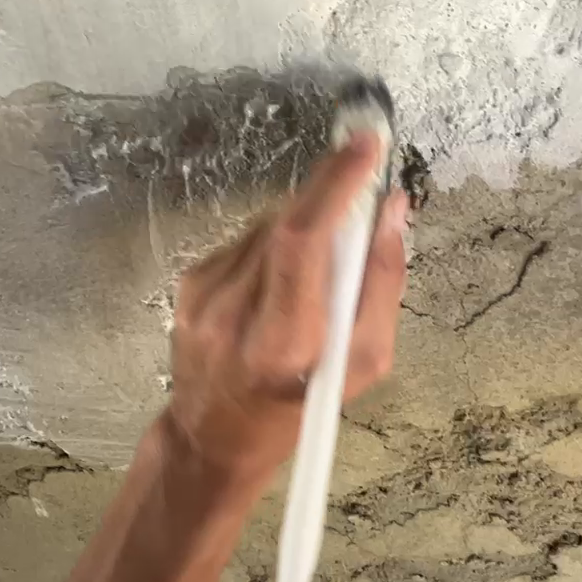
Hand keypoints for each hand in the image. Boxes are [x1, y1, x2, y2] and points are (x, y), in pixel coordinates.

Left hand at [163, 132, 409, 490]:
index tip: (365, 146)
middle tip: (359, 188)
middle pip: (285, 221)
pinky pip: (246, 240)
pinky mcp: (190, 281)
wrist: (212, 436)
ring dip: (302, 226)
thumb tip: (391, 209)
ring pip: (267, 225)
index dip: (334, 185)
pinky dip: (275, 245)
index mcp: (283, 339)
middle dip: (329, 193)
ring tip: (314, 270)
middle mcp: (232, 309)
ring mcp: (203, 293)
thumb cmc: (299, 410)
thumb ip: (382, 283)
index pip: (302, 239)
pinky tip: (279, 281)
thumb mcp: (363, 365)